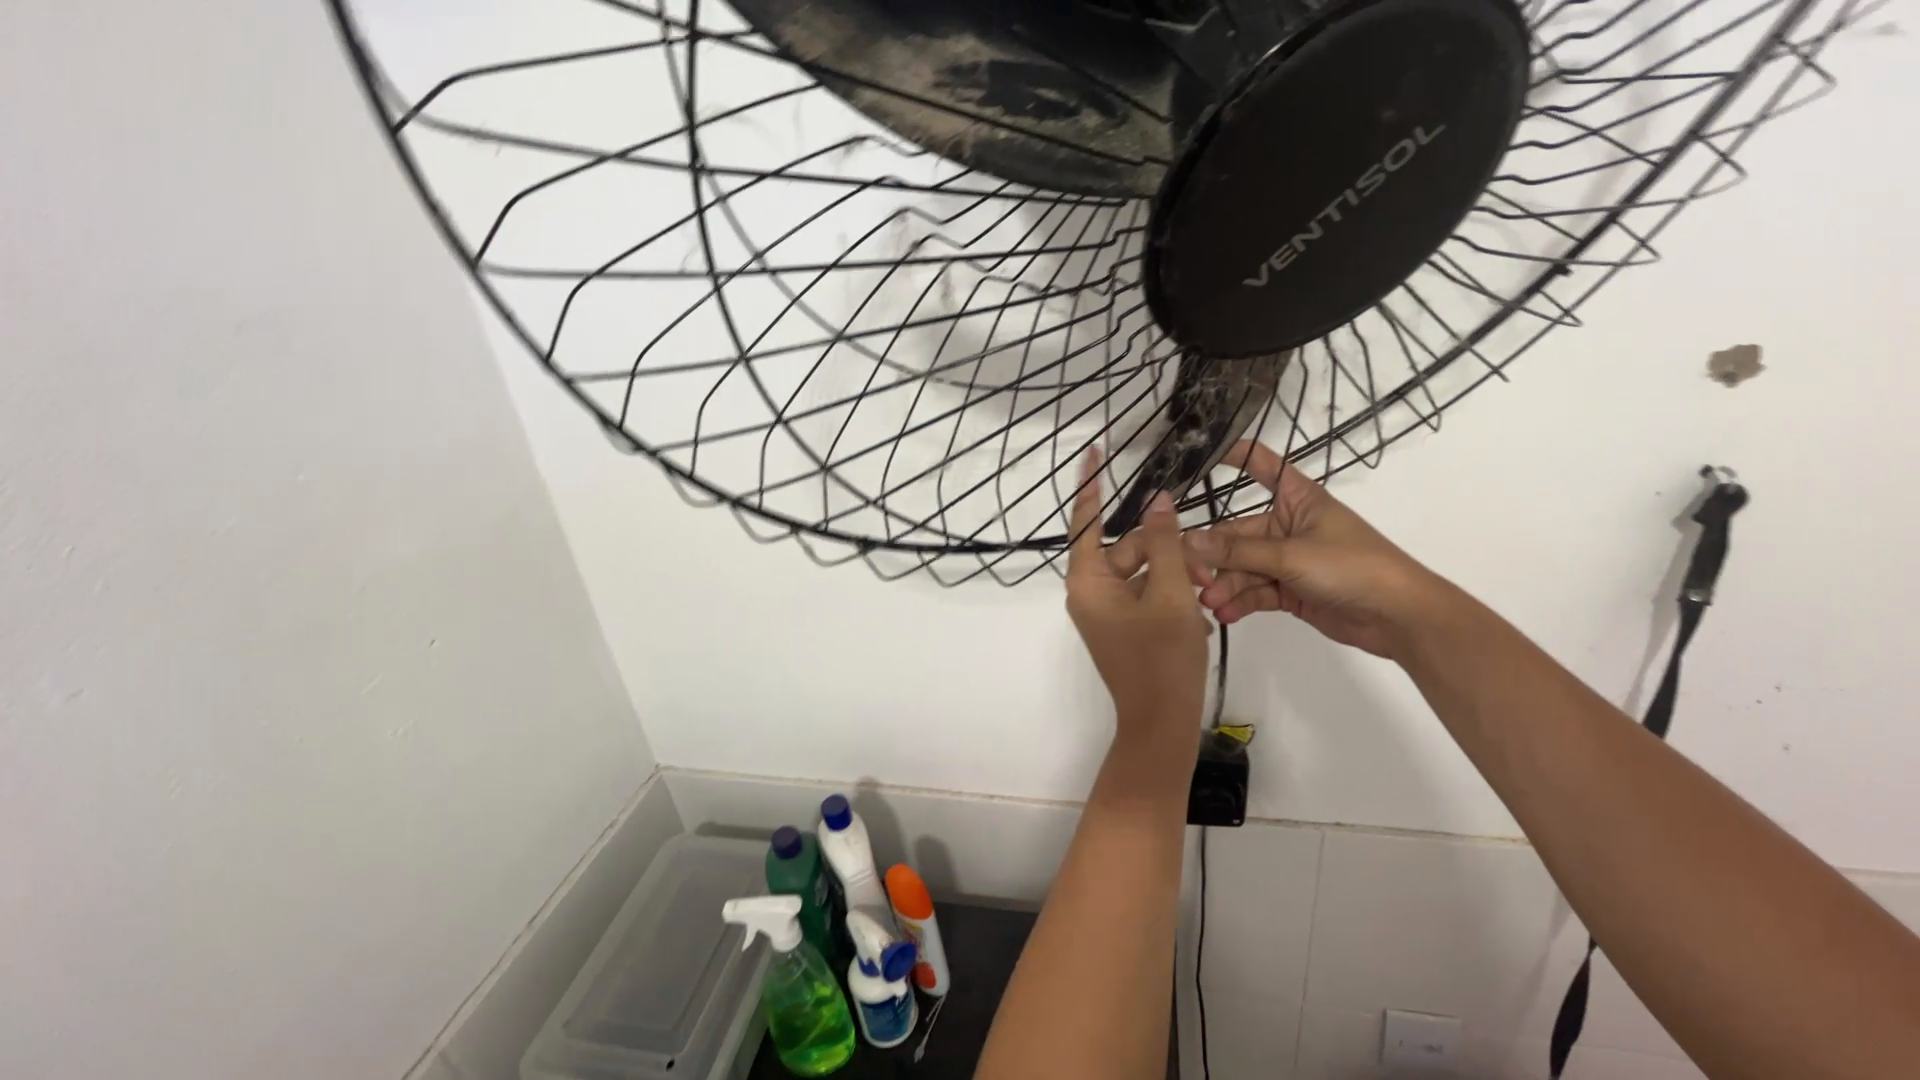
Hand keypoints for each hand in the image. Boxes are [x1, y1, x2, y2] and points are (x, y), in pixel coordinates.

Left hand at [1066, 451, 1210, 740]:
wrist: (1163, 722)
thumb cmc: (1162, 658)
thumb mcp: (1170, 595)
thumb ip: (1164, 545)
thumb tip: (1157, 501)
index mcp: (1088, 583)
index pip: (1087, 522)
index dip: (1091, 486)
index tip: (1093, 452)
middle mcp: (1091, 593)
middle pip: (1127, 549)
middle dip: (1168, 553)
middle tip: (1205, 572)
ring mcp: (1107, 612)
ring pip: (1144, 572)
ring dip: (1177, 578)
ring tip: (1207, 596)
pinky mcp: (1125, 626)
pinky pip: (1148, 595)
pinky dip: (1173, 598)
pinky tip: (1198, 614)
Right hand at [1184, 440, 1456, 660]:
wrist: (1397, 616)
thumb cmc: (1352, 566)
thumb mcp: (1291, 556)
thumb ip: (1237, 552)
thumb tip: (1187, 541)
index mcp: (1297, 499)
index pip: (1263, 466)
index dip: (1236, 455)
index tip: (1202, 450)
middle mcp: (1289, 525)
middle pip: (1238, 533)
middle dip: (1215, 556)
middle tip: (1191, 575)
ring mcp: (1289, 560)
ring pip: (1243, 567)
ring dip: (1226, 584)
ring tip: (1210, 603)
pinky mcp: (1290, 590)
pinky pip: (1255, 591)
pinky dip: (1240, 601)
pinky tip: (1225, 614)